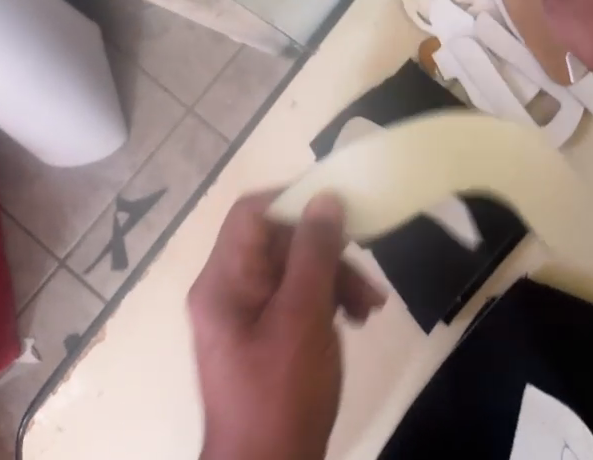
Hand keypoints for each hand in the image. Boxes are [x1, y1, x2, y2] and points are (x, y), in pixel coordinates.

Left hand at [189, 192, 386, 459]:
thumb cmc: (281, 393)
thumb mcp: (303, 317)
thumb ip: (315, 253)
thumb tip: (325, 198)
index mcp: (223, 281)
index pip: (252, 213)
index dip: (295, 201)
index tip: (340, 208)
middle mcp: (227, 290)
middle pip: (279, 242)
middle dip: (327, 252)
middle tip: (365, 274)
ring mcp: (244, 315)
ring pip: (293, 270)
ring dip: (335, 279)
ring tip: (369, 307)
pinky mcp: (263, 336)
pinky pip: (295, 298)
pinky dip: (327, 302)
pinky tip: (355, 320)